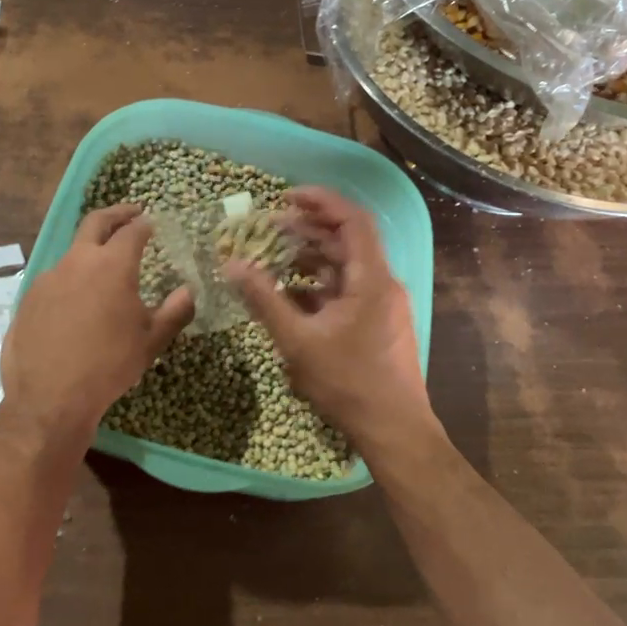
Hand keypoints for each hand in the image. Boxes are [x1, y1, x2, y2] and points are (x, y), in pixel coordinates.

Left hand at [1, 204, 193, 435]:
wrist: (49, 397)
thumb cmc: (109, 365)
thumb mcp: (151, 341)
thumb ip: (174, 311)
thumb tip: (189, 291)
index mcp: (112, 265)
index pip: (132, 231)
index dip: (144, 224)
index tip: (151, 222)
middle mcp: (77, 261)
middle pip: (95, 223)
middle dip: (115, 214)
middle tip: (130, 213)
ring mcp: (47, 278)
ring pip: (72, 253)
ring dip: (90, 251)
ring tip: (104, 267)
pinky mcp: (28, 298)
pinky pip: (54, 280)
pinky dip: (70, 280)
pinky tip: (76, 303)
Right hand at [224, 188, 431, 450]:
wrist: (394, 428)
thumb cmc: (348, 382)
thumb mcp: (298, 340)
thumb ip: (264, 300)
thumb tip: (232, 265)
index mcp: (371, 279)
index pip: (352, 220)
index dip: (321, 202)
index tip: (287, 197)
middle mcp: (382, 284)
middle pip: (348, 241)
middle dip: (309, 228)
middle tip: (271, 226)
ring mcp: (383, 305)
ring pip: (347, 267)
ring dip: (313, 257)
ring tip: (275, 255)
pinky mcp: (378, 324)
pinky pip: (348, 290)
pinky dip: (320, 285)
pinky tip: (291, 294)